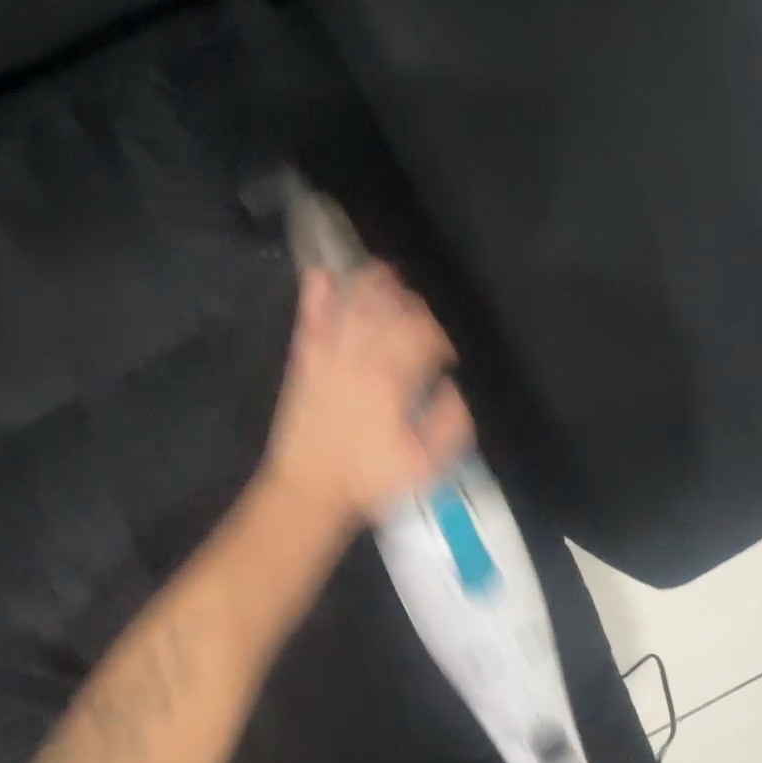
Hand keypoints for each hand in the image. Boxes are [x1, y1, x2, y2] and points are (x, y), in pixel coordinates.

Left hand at [262, 265, 474, 528]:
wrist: (308, 489)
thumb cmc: (368, 478)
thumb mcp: (424, 463)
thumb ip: (450, 423)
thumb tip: (457, 390)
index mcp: (393, 380)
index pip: (423, 336)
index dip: (441, 335)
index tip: (447, 349)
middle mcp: (360, 359)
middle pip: (388, 311)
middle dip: (409, 302)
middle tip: (421, 307)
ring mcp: (328, 357)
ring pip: (351, 307)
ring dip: (369, 286)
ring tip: (384, 273)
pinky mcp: (304, 362)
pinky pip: (311, 320)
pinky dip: (317, 296)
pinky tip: (323, 276)